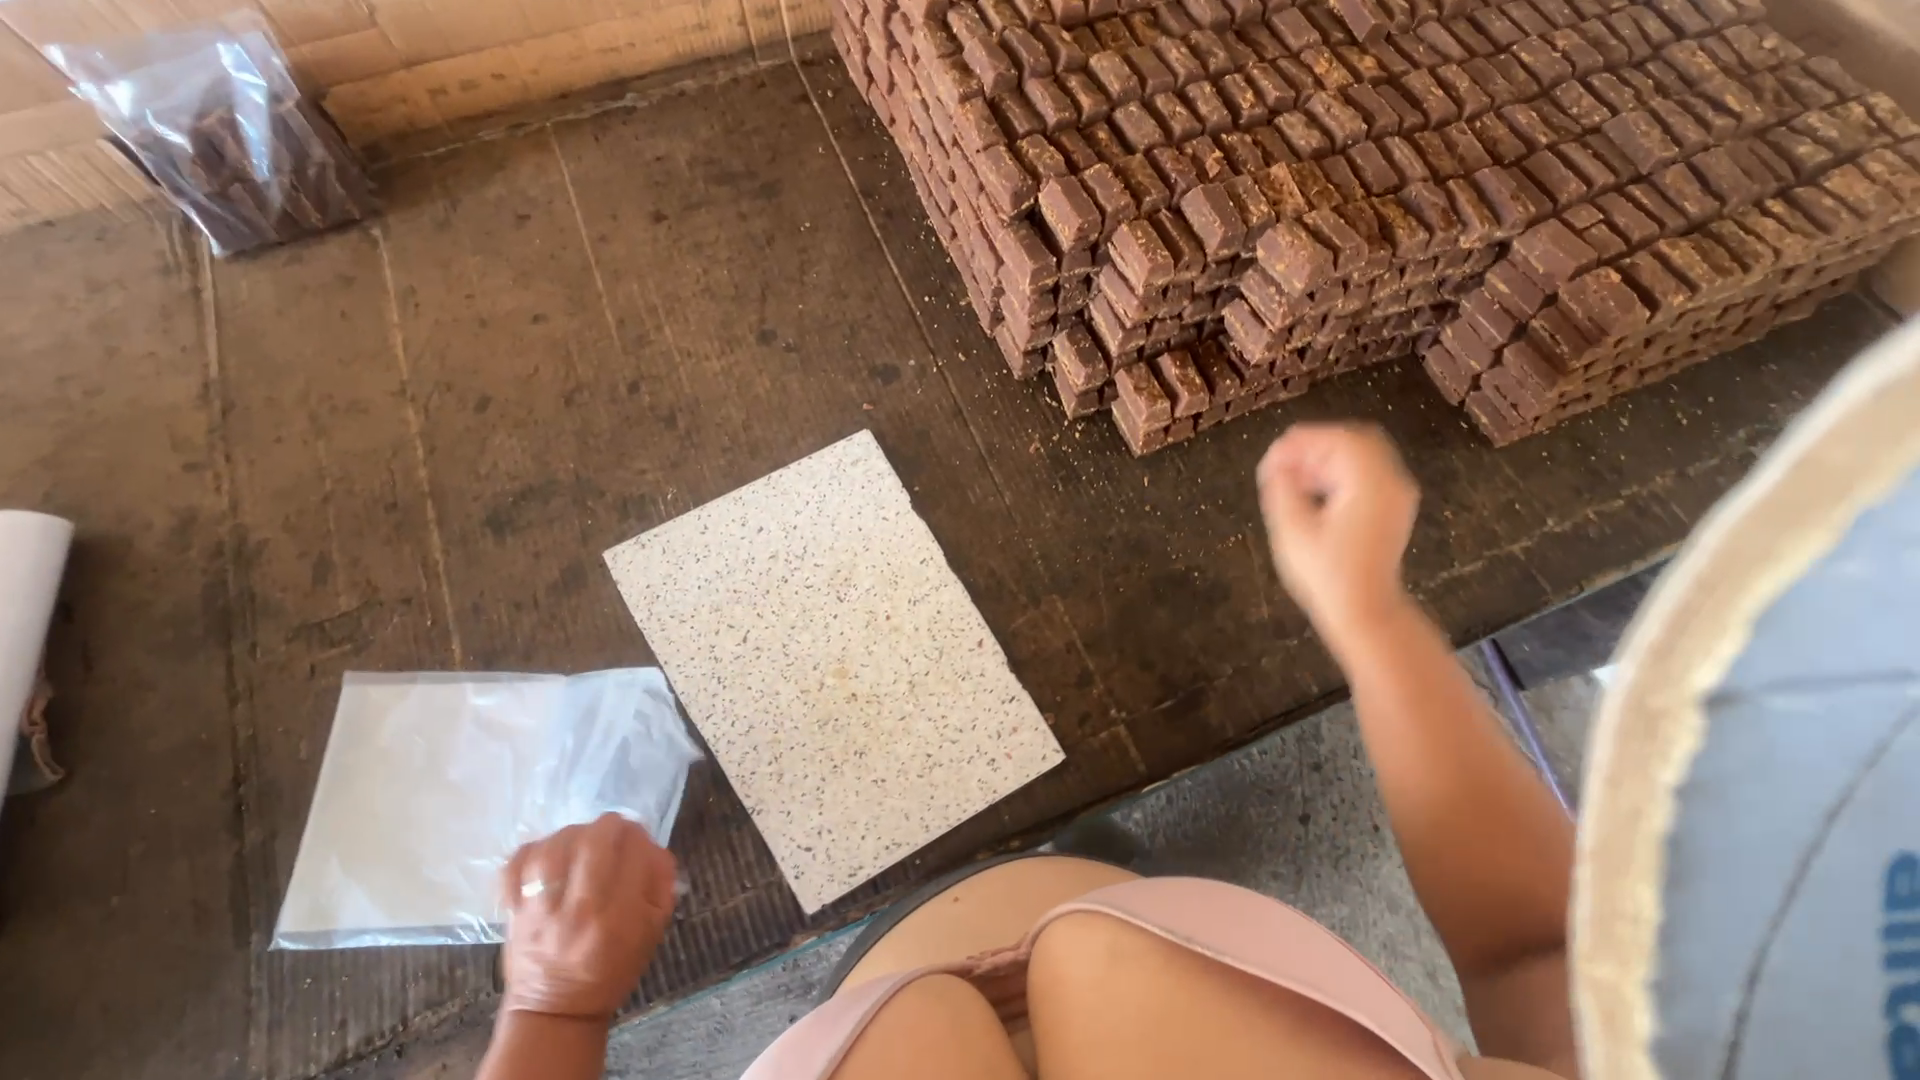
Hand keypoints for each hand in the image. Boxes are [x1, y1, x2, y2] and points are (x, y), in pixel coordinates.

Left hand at [498, 813, 676, 1020]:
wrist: (555, 1011)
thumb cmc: (612, 969)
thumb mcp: (653, 931)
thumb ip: (661, 884)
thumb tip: (653, 846)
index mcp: (620, 916)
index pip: (634, 852)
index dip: (639, 835)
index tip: (639, 839)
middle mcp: (580, 909)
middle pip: (593, 842)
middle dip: (609, 826)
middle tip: (614, 831)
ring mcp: (541, 910)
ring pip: (554, 847)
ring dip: (573, 833)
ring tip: (582, 839)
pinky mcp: (514, 912)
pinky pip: (515, 865)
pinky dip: (532, 849)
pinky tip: (548, 853)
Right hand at [1256, 422, 1419, 648]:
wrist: (1364, 612)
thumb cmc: (1326, 574)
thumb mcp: (1292, 529)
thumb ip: (1282, 488)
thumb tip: (1277, 466)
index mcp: (1370, 482)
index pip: (1338, 439)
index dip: (1301, 441)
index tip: (1272, 457)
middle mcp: (1391, 482)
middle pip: (1355, 440)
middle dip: (1315, 445)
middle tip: (1283, 461)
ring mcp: (1397, 496)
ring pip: (1362, 456)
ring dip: (1326, 459)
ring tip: (1293, 477)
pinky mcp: (1392, 510)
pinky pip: (1367, 475)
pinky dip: (1339, 473)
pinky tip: (1313, 492)